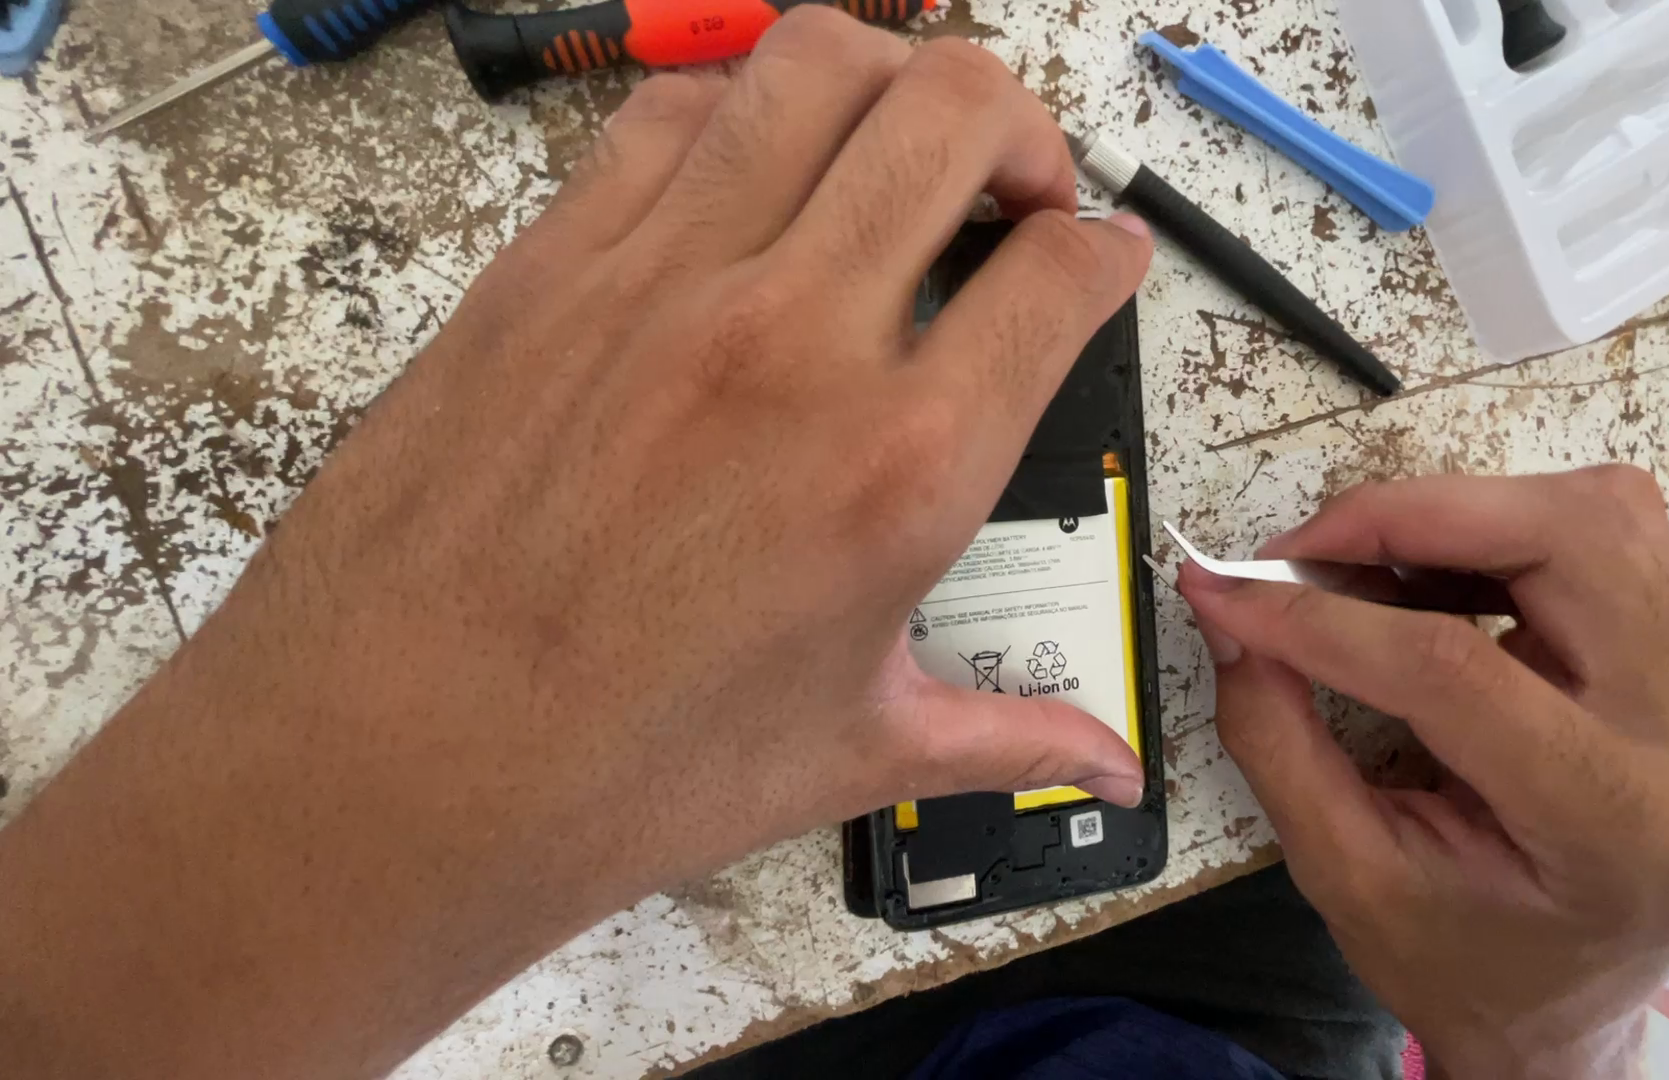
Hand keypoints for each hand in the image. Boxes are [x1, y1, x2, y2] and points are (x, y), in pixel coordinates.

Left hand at [0, 12, 1148, 1076]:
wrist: (397, 767)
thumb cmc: (644, 773)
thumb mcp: (866, 751)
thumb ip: (1019, 736)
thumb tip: (1117, 766)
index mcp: (903, 468)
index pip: (1059, 279)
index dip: (1112, 254)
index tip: (1109, 262)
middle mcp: (797, 342)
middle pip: (958, 111)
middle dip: (1027, 131)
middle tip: (1024, 195)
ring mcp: (663, 282)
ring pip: (819, 64)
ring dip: (898, 85)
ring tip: (907, 161)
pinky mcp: (552, 266)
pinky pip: (677, 113)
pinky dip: (752, 112)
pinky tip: (763, 187)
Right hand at [1178, 467, 1668, 1079]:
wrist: (1556, 1018)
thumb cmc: (1447, 963)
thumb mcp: (1333, 869)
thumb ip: (1269, 731)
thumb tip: (1226, 610)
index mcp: (1615, 831)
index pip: (1450, 668)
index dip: (1315, 617)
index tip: (1220, 590)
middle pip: (1570, 538)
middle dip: (1405, 517)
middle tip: (1297, 555)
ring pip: (1592, 516)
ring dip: (1445, 517)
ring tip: (1347, 568)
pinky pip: (1590, 544)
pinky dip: (1477, 535)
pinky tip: (1408, 585)